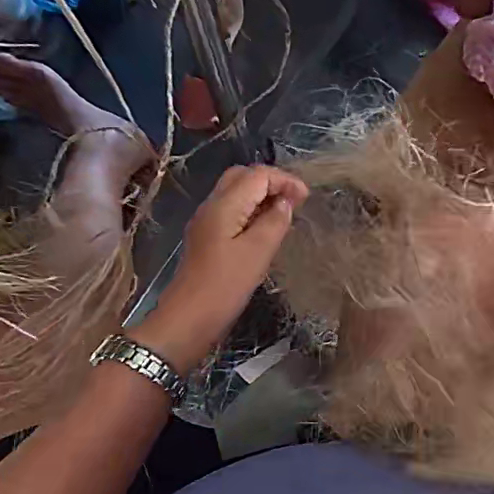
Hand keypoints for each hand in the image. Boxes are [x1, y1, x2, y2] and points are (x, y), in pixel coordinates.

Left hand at [130, 165, 308, 369]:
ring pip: (235, 194)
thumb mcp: (257, 253)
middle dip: (271, 182)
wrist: (188, 319)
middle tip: (295, 201)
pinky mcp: (206, 239)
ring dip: (261, 197)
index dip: (284, 180)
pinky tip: (265, 230)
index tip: (306, 198)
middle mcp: (211, 206)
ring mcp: (206, 223)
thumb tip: (286, 202)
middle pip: (242, 177)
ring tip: (284, 215)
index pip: (257, 175)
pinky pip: (231, 212)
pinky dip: (251, 212)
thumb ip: (274, 222)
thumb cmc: (225, 286)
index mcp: (223, 205)